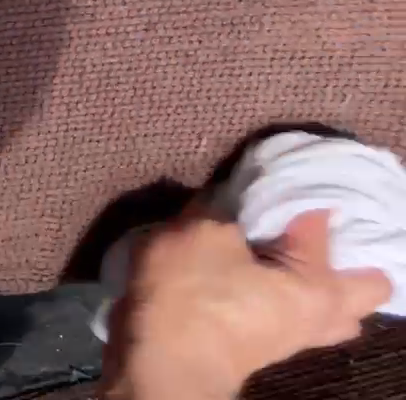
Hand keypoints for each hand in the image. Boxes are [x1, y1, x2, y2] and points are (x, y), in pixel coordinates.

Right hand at [105, 207, 392, 399]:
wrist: (167, 349)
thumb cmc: (191, 288)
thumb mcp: (198, 231)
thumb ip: (221, 211)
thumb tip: (231, 200)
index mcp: (319, 283)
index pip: (321, 228)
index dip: (297, 200)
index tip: (273, 180)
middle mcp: (327, 312)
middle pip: (363, 284)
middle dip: (340, 256)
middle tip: (295, 229)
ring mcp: (302, 334)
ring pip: (337, 308)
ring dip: (319, 284)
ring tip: (280, 258)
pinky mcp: (271, 343)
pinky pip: (300, 314)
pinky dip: (288, 295)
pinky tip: (254, 281)